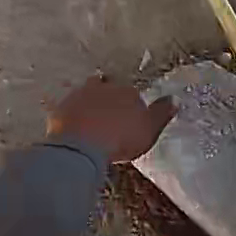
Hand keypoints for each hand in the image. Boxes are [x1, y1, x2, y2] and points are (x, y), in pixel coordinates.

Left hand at [47, 75, 176, 162]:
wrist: (82, 148)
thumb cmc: (121, 138)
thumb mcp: (150, 129)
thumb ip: (162, 113)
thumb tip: (175, 99)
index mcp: (127, 91)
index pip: (133, 93)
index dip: (132, 106)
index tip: (132, 120)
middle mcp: (102, 87)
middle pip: (107, 89)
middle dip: (109, 100)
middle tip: (112, 119)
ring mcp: (78, 97)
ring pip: (87, 97)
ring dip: (91, 107)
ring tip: (94, 125)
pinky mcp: (60, 110)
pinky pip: (70, 111)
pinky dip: (74, 119)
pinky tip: (77, 131)